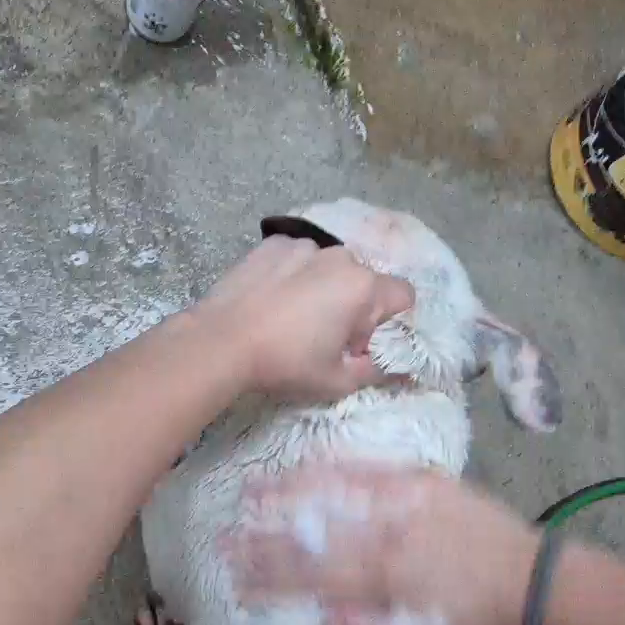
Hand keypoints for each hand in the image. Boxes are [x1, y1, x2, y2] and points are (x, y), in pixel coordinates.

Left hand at [195, 236, 414, 399]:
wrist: (221, 342)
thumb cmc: (286, 363)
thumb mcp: (337, 381)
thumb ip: (378, 371)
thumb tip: (403, 370)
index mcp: (363, 288)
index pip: (404, 295)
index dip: (389, 322)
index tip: (360, 342)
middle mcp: (340, 257)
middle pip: (364, 281)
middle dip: (354, 306)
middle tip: (323, 336)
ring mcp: (304, 246)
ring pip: (329, 268)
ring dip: (323, 288)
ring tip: (291, 317)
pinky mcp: (273, 244)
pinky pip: (298, 259)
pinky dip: (293, 275)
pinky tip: (271, 298)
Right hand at [222, 464, 540, 624]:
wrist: (531, 576)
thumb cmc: (476, 615)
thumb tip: (321, 618)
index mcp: (386, 577)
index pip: (314, 576)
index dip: (270, 578)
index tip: (236, 579)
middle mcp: (387, 533)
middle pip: (313, 535)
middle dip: (264, 539)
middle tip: (223, 539)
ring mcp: (402, 500)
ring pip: (333, 494)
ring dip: (287, 495)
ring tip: (250, 493)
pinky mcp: (419, 479)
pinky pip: (369, 469)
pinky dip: (334, 467)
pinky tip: (307, 464)